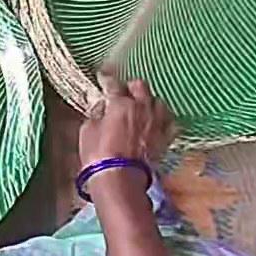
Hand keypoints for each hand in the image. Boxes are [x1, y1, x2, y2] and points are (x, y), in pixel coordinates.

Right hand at [78, 72, 175, 203]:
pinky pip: (168, 121)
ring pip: (157, 101)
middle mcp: (142, 107)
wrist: (120, 177)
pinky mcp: (166, 137)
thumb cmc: (98, 154)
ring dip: (147, 101)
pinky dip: (161, 119)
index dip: (106, 79)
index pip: (113, 84)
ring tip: (140, 107)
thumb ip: (96, 114)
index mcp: (121, 103)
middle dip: (130, 86)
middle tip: (122, 93)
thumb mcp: (87, 130)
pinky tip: (155, 122)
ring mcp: (157, 122)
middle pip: (140, 86)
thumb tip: (102, 110)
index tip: (103, 77)